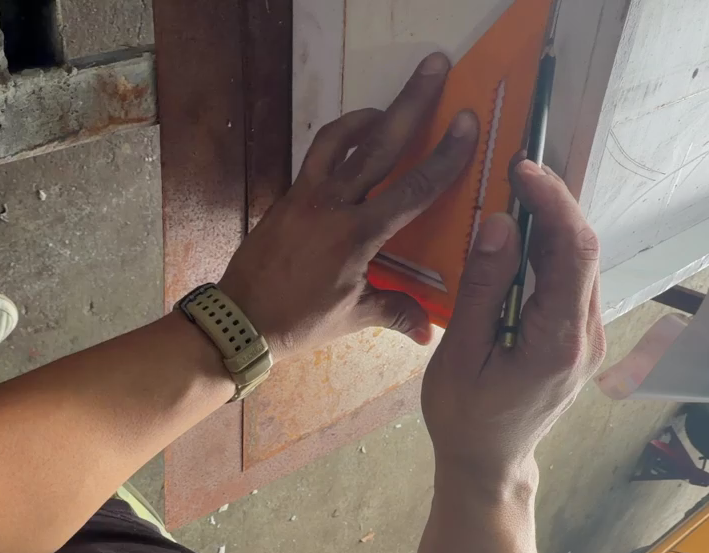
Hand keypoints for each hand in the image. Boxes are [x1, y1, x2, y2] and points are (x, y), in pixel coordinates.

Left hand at [217, 53, 477, 355]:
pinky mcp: (286, 197)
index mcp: (356, 236)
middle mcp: (332, 205)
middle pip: (379, 144)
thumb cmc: (299, 322)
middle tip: (434, 65)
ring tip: (386, 110)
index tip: (467, 122)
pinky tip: (348, 147)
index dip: (444, 156)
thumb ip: (394, 313)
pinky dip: (337, 144)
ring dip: (366, 116)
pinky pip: (315, 158)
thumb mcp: (352, 317)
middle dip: (411, 103)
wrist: (240, 319)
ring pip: (339, 138)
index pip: (412, 190)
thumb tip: (429, 331)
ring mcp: (305, 196)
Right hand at [421, 160, 603, 493]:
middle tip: (512, 177)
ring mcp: (589, 338)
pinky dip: (549, 255)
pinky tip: (521, 247)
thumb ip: (482, 291)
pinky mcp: (579, 340)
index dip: (554, 201)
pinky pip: (572, 283)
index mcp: (558, 342)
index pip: (573, 250)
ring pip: (580, 264)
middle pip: (583, 251)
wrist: (487, 463)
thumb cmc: (464, 419)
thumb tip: (497, 225)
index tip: (522, 168)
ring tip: (512, 204)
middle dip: (552, 206)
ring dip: (550, 228)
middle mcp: (587, 335)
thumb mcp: (461, 357)